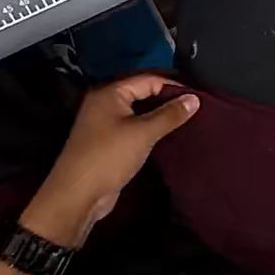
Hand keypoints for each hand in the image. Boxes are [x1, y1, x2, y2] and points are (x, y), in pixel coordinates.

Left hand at [20, 74, 198, 247]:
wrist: (78, 195)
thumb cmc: (109, 157)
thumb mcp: (143, 133)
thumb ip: (170, 114)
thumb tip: (195, 98)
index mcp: (110, 93)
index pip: (148, 80)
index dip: (173, 86)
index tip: (197, 96)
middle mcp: (105, 103)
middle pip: (142, 93)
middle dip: (167, 99)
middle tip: (194, 107)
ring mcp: (104, 123)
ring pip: (138, 111)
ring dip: (159, 115)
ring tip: (186, 120)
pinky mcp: (108, 141)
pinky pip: (133, 127)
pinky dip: (150, 128)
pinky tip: (167, 135)